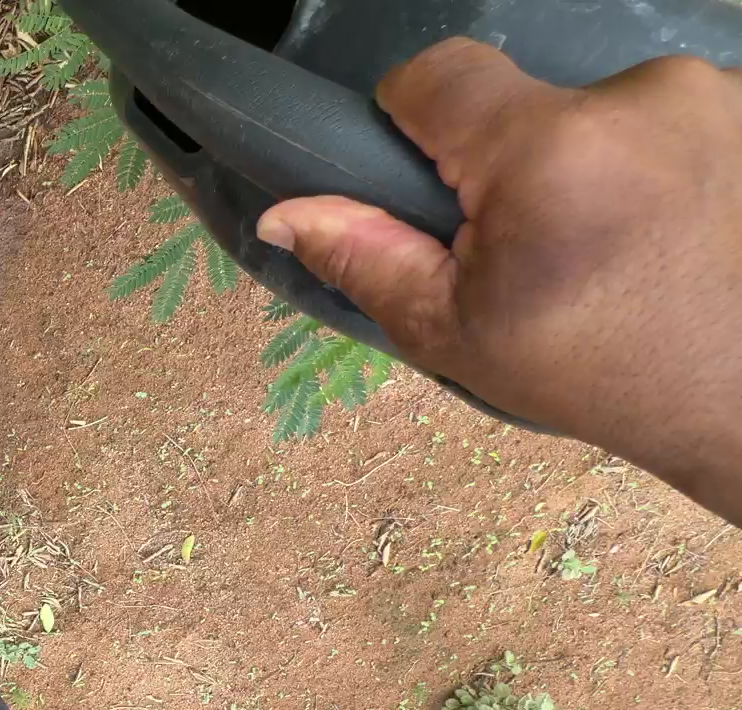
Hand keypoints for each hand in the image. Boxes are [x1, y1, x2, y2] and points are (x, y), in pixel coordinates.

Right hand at [256, 40, 741, 523]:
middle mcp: (643, 94)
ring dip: (563, 166)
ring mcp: (718, 92)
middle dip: (489, 163)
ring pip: (585, 112)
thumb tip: (279, 216)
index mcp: (548, 151)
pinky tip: (645, 232)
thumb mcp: (441, 325)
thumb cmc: (581, 367)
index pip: (440, 74)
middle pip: (515, 102)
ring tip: (584, 245)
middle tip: (503, 246)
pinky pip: (647, 120)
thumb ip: (360, 255)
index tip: (402, 173)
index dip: (399, 112)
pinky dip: (625, 165)